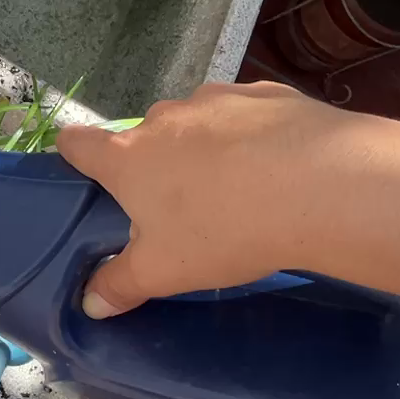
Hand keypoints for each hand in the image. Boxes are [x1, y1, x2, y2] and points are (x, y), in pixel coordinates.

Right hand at [57, 81, 388, 315]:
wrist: (325, 188)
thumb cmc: (224, 230)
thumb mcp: (165, 272)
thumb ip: (119, 286)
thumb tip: (90, 305)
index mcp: (127, 157)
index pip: (76, 142)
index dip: (74, 154)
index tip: (88, 174)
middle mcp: (162, 119)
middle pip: (141, 136)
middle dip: (153, 163)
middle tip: (180, 205)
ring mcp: (214, 99)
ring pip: (193, 122)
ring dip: (201, 146)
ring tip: (237, 185)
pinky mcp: (265, 93)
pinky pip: (243, 114)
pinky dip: (249, 134)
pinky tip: (278, 164)